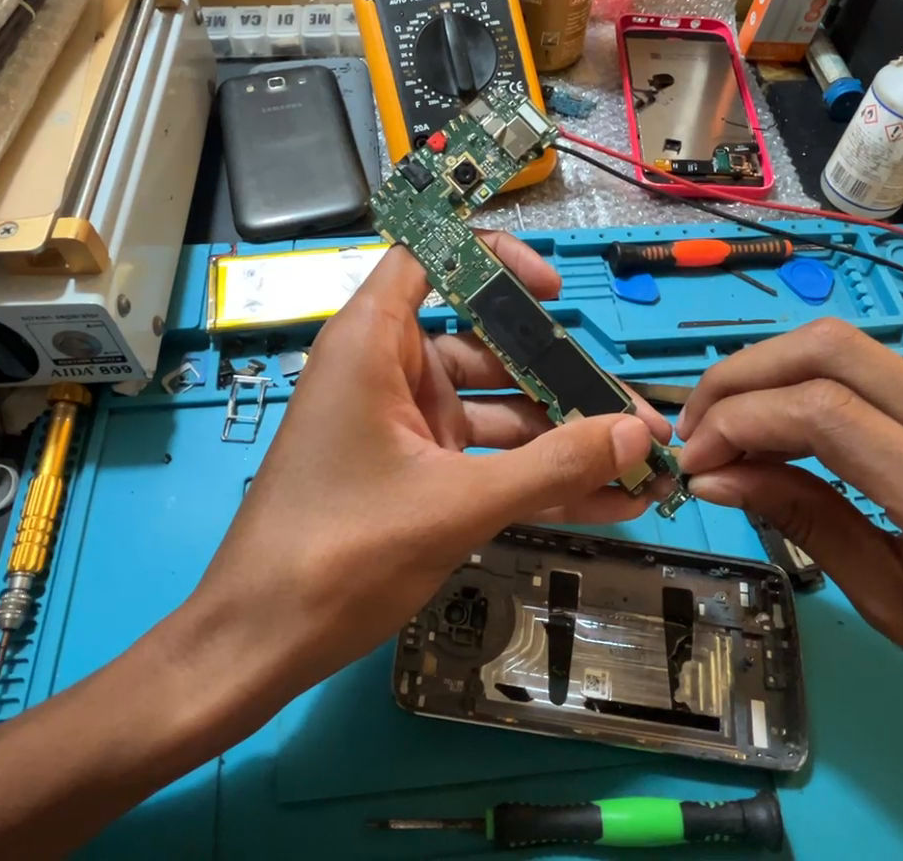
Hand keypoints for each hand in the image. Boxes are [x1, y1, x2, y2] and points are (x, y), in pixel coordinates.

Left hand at [186, 233, 672, 700]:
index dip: (492, 259)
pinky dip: (534, 478)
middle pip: (485, 346)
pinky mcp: (414, 476)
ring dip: (561, 440)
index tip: (553, 291)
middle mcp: (389, 374)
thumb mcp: (455, 505)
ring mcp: (403, 428)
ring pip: (494, 412)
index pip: (428, 258)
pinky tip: (606, 502)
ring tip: (642, 463)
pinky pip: (485, 461)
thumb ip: (551, 467)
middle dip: (562, 379)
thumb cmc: (341, 552)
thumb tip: (638, 432)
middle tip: (635, 411)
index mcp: (373, 345)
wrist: (261, 643)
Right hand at [674, 319, 902, 802]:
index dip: (741, 421)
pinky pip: (888, 379)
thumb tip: (717, 478)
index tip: (695, 462)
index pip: (829, 414)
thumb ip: (806, 521)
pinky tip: (789, 429)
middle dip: (746, 374)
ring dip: (776, 375)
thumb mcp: (897, 609)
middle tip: (698, 426)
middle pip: (839, 350)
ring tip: (728, 426)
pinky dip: (818, 390)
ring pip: (860, 350)